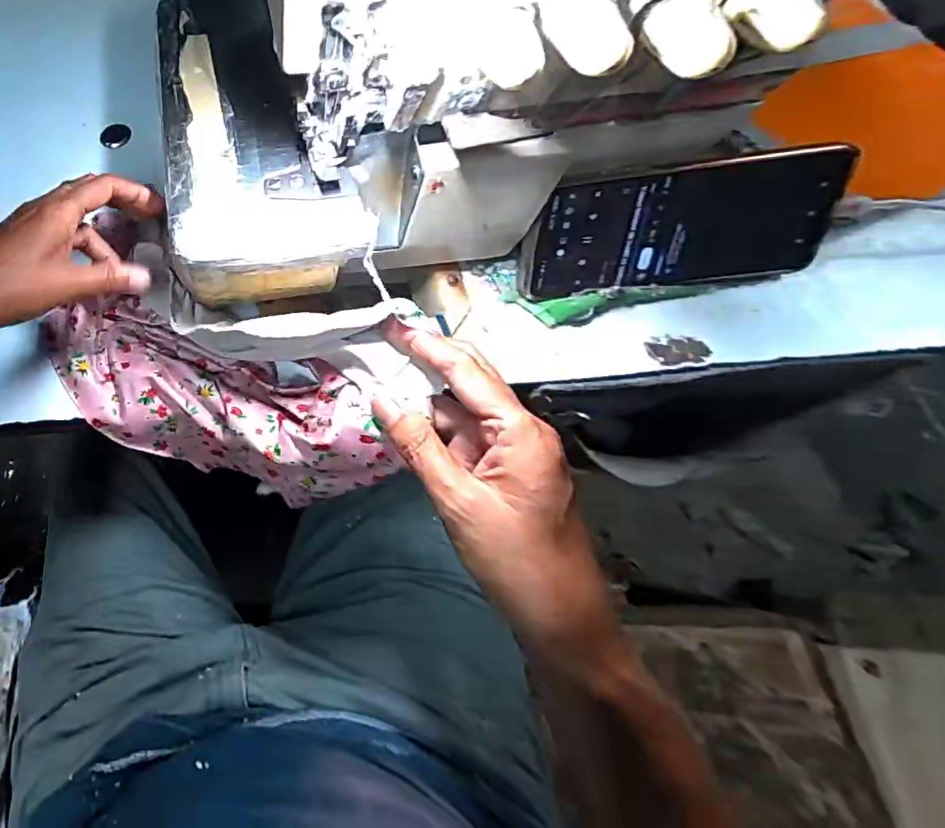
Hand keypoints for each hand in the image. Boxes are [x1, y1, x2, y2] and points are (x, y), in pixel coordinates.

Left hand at [0, 174, 164, 361]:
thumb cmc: (14, 286)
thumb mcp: (68, 283)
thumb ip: (108, 278)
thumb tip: (144, 278)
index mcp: (58, 209)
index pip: (104, 185)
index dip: (135, 193)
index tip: (156, 208)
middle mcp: (42, 208)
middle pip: (89, 195)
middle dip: (119, 208)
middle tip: (142, 224)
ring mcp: (28, 222)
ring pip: (73, 221)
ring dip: (97, 241)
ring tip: (112, 272)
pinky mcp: (18, 239)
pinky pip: (57, 234)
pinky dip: (77, 249)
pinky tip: (80, 275)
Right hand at [371, 320, 623, 673]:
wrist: (562, 620)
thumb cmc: (516, 560)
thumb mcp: (457, 501)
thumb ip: (418, 446)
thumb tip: (383, 399)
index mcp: (521, 432)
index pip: (468, 374)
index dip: (430, 347)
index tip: (396, 326)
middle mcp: (520, 432)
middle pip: (469, 384)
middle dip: (430, 362)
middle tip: (388, 341)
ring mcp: (512, 453)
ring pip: (461, 414)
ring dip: (426, 401)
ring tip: (384, 381)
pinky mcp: (503, 473)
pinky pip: (463, 440)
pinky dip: (434, 432)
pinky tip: (405, 425)